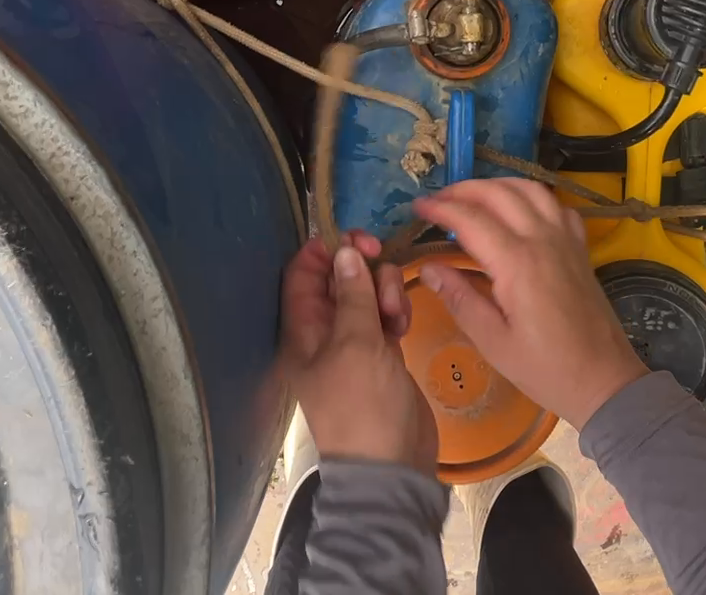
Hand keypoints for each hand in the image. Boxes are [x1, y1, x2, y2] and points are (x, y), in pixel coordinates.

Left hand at [280, 232, 436, 473]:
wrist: (393, 467)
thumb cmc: (364, 405)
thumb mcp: (356, 344)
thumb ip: (352, 294)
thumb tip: (345, 250)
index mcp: (302, 330)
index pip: (301, 274)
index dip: (324, 250)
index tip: (354, 238)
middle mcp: (323, 331)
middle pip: (338, 277)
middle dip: (360, 266)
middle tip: (380, 256)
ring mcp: (354, 341)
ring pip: (366, 292)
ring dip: (383, 289)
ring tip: (395, 312)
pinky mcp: (382, 351)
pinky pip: (384, 313)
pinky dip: (394, 310)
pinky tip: (404, 324)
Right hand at [413, 179, 647, 428]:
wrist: (605, 381)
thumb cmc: (545, 368)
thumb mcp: (493, 342)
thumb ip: (459, 299)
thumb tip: (429, 268)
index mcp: (517, 263)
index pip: (470, 219)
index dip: (440, 208)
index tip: (417, 208)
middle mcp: (542, 239)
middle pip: (498, 193)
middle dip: (463, 190)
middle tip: (438, 201)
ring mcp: (566, 239)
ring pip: (530, 189)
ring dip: (497, 185)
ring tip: (472, 197)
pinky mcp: (580, 247)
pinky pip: (556, 205)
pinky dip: (532, 198)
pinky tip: (518, 211)